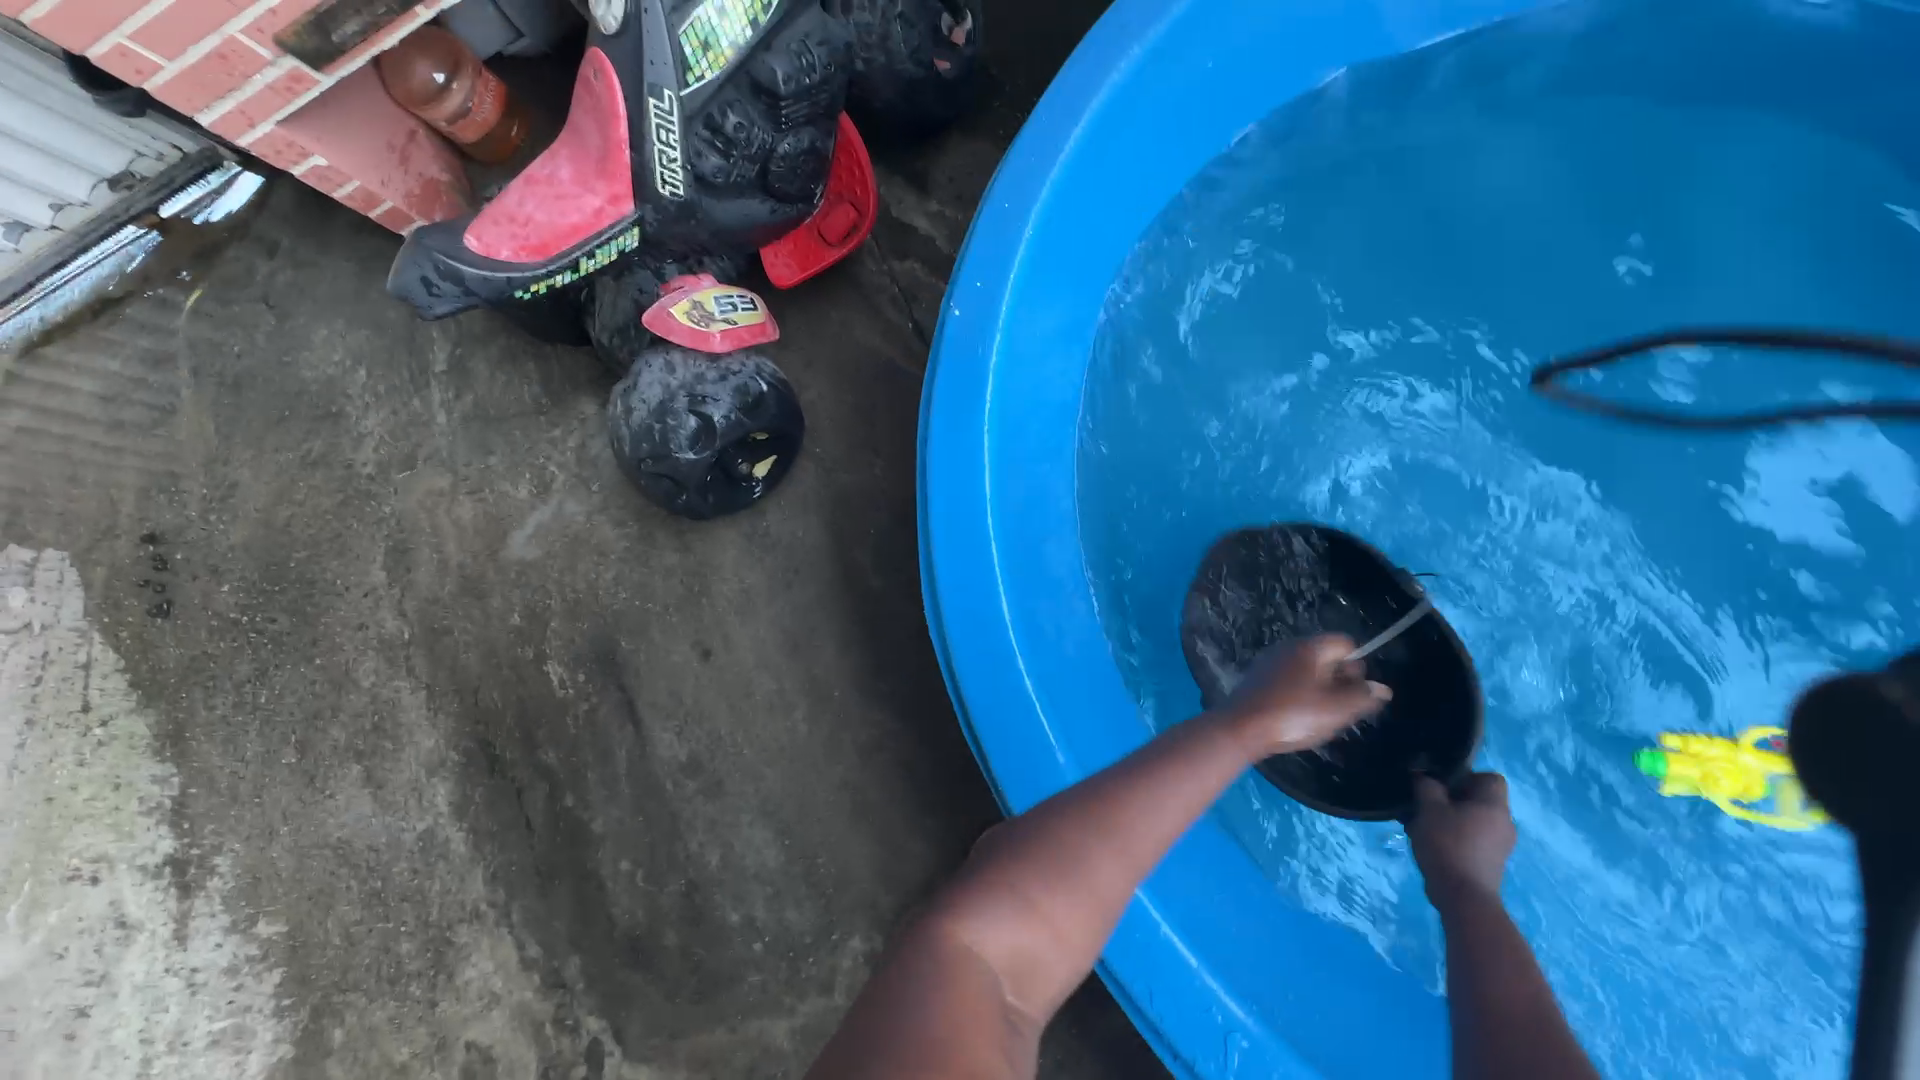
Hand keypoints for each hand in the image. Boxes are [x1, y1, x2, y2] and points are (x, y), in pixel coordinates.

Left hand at [1216, 635, 1390, 755]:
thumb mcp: (1336, 709)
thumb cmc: (1293, 716)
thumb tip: (1382, 688)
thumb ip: (1363, 696)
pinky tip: (1294, 716)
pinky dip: (1297, 693)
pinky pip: (1288, 679)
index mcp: (1309, 647)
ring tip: (1317, 716)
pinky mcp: (1257, 678)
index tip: (1354, 692)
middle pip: (1326, 656)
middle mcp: (1288, 647)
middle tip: (1338, 708)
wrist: (1240, 729)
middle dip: (1338, 679)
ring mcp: (1269, 661)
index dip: (1356, 666)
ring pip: (1307, 670)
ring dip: (1318, 690)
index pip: (1344, 643)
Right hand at [1408, 772, 1515, 908]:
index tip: (1441, 785)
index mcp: (1494, 805)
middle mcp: (1504, 822)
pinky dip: (1456, 836)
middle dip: (1452, 798)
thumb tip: (1424, 775)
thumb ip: (1426, 786)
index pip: (1491, 778)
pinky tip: (1432, 843)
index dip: (1467, 775)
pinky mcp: (1492, 862)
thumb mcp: (1429, 809)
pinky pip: (1474, 838)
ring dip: (1450, 817)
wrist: (1463, 896)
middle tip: (1426, 804)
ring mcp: (1501, 844)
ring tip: (1423, 825)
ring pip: (1474, 819)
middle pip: (1480, 799)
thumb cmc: (1448, 845)